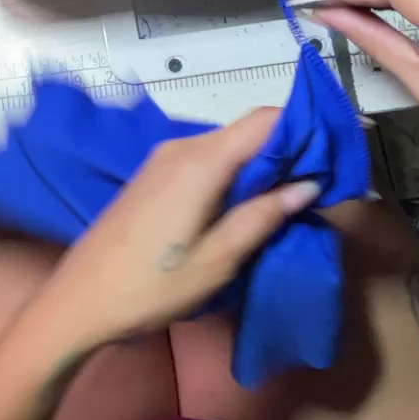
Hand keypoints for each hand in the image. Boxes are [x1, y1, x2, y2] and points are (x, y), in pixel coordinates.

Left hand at [30, 109, 324, 351]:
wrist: (80, 298)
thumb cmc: (150, 286)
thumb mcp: (217, 260)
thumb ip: (262, 216)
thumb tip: (307, 184)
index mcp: (199, 161)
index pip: (263, 120)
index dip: (304, 126)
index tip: (339, 146)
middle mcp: (180, 147)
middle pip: (246, 130)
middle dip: (288, 148)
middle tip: (326, 179)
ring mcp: (162, 159)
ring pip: (227, 145)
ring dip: (262, 163)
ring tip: (296, 194)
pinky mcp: (153, 175)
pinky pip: (205, 159)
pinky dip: (235, 171)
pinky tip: (251, 200)